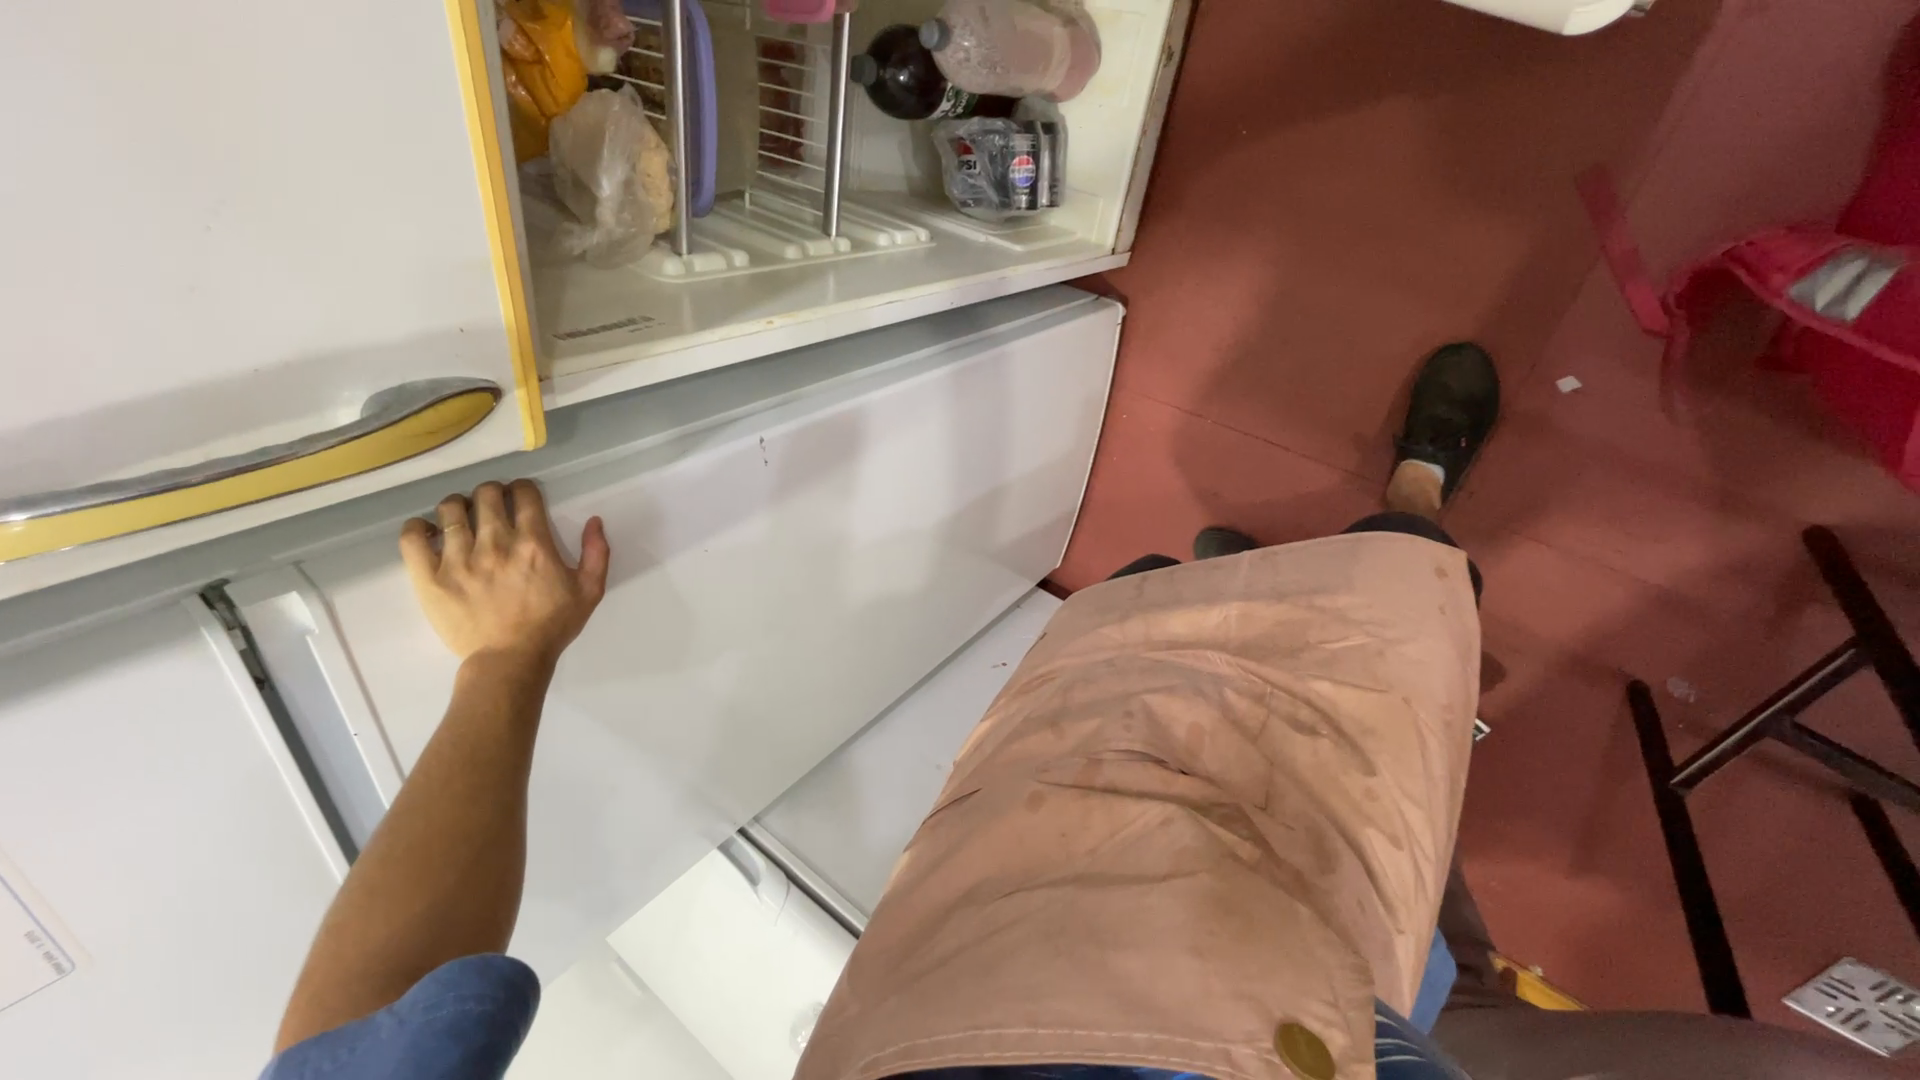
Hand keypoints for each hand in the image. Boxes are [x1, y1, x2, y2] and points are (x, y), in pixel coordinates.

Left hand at [398, 480, 610, 669]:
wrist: (511, 660)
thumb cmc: (552, 626)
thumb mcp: (590, 591)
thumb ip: (597, 553)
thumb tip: (594, 522)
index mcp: (533, 544)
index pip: (523, 494)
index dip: (522, 488)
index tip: (521, 497)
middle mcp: (495, 544)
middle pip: (485, 494)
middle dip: (492, 492)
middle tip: (493, 506)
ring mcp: (458, 559)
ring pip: (450, 509)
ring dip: (458, 506)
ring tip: (462, 519)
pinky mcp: (430, 577)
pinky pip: (413, 537)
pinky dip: (418, 527)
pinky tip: (429, 532)